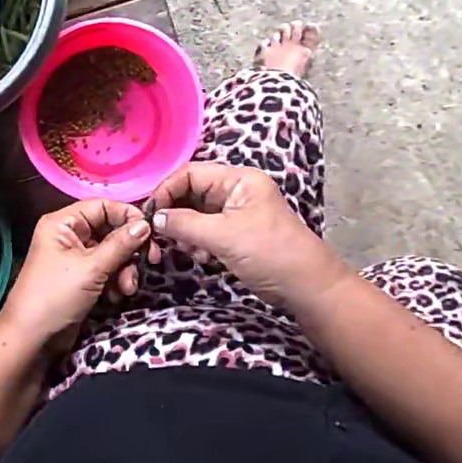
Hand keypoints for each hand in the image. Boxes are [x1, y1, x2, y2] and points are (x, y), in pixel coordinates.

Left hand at [0, 200, 150, 355]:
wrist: (32, 337)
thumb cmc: (56, 295)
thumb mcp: (91, 268)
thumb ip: (120, 244)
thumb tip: (146, 223)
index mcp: (63, 223)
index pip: (102, 206)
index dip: (127, 216)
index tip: (150, 233)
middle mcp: (69, 235)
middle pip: (110, 230)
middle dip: (129, 250)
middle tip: (148, 262)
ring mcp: (75, 258)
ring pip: (112, 253)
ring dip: (124, 270)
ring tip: (126, 289)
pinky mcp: (82, 278)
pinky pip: (107, 271)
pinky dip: (115, 281)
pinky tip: (115, 297)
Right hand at [145, 163, 351, 306]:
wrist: (308, 289)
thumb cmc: (270, 254)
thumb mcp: (223, 237)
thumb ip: (184, 224)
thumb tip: (155, 219)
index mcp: (238, 180)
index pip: (190, 173)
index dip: (167, 190)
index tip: (152, 214)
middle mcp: (236, 190)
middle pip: (191, 192)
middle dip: (175, 212)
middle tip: (162, 235)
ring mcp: (236, 212)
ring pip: (195, 212)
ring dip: (184, 229)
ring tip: (184, 248)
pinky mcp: (235, 233)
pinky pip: (204, 229)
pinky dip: (195, 240)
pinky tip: (197, 255)